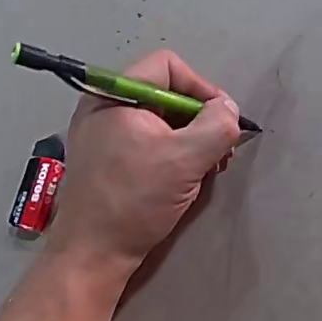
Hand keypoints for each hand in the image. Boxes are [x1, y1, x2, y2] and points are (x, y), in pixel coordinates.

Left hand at [44, 50, 242, 276]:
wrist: (93, 254)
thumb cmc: (133, 201)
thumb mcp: (184, 160)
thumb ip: (216, 126)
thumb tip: (229, 109)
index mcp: (112, 95)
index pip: (168, 66)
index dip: (201, 89)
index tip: (221, 121)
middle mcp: (104, 107)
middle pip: (166, 94)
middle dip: (199, 120)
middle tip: (217, 152)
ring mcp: (104, 135)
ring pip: (161, 121)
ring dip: (190, 141)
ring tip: (203, 170)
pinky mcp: (108, 160)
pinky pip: (149, 142)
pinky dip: (172, 156)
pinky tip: (184, 181)